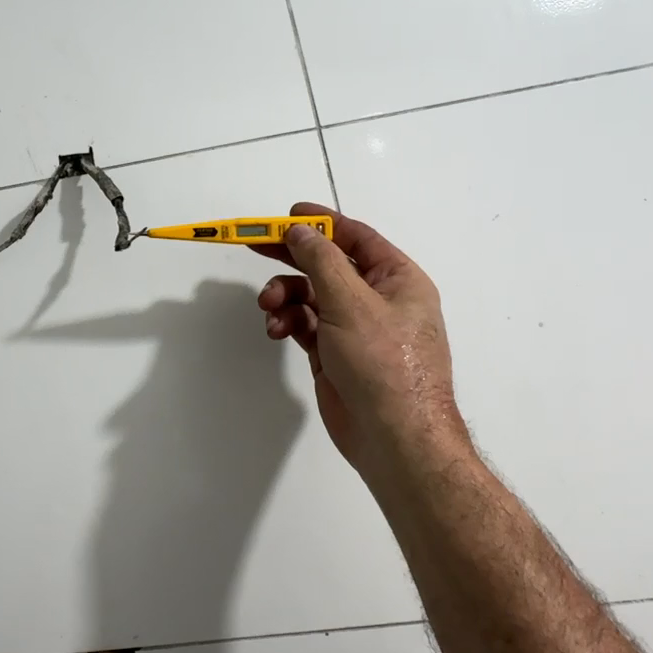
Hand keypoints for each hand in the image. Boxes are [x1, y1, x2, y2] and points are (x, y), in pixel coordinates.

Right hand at [251, 203, 467, 474]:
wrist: (395, 438)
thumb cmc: (383, 362)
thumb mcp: (351, 302)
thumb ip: (321, 260)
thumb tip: (299, 230)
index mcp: (398, 279)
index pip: (356, 237)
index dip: (322, 222)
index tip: (288, 213)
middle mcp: (378, 299)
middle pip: (328, 264)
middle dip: (292, 256)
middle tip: (254, 245)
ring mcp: (356, 328)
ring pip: (311, 295)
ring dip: (285, 295)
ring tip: (267, 306)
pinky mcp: (335, 353)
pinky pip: (304, 324)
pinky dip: (287, 321)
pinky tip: (276, 329)